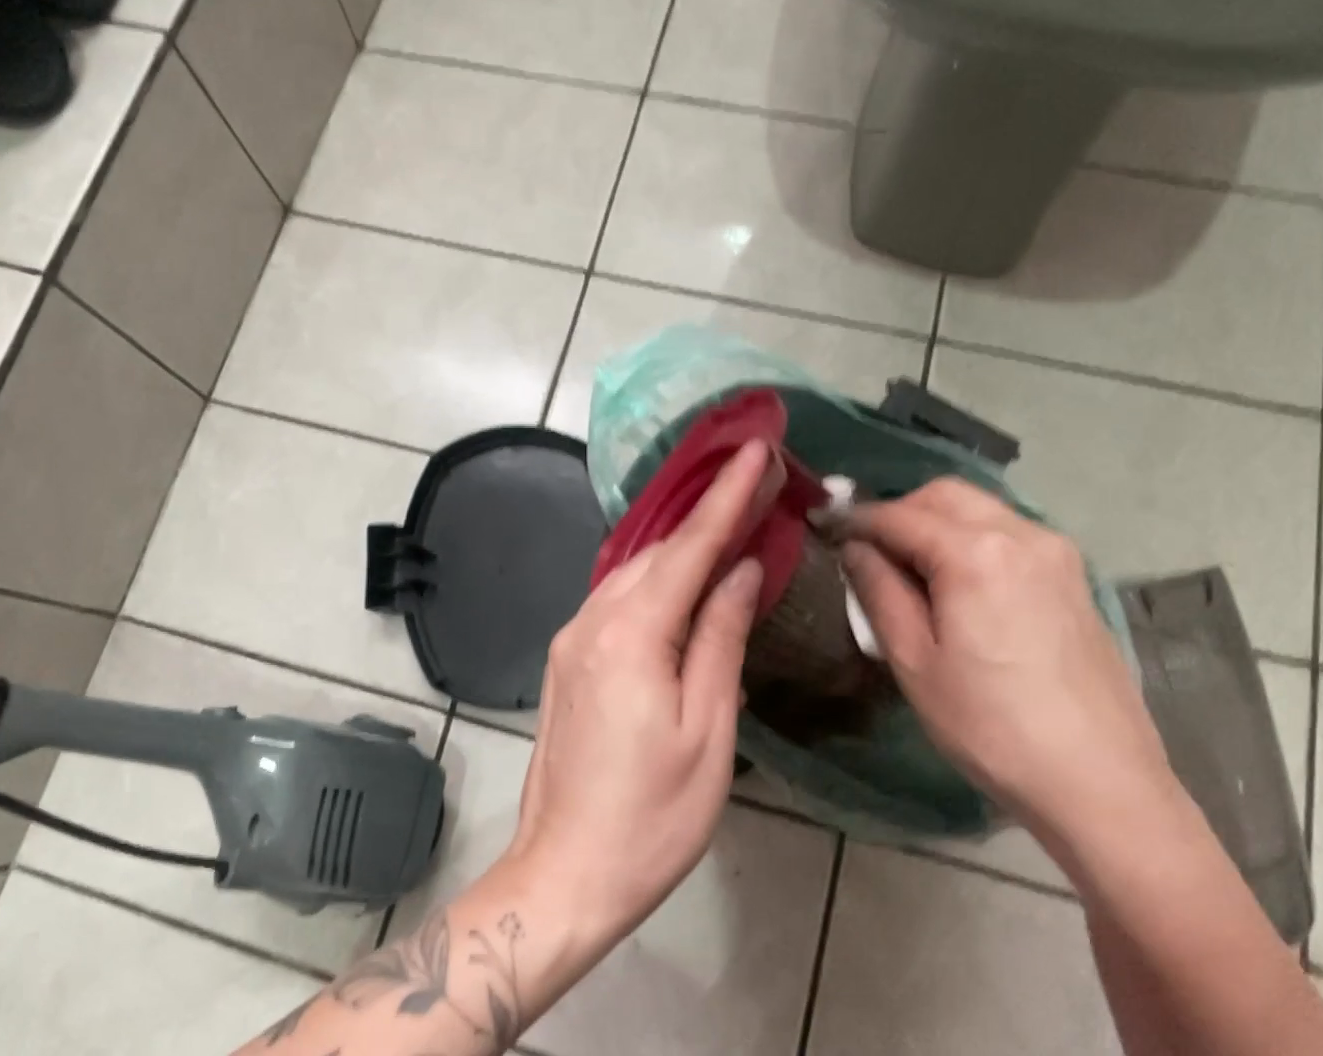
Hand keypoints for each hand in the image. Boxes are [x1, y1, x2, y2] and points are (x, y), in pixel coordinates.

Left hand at [503, 441, 775, 938]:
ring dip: (679, 548)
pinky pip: (616, 603)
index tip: (756, 449)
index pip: (689, 548)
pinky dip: (654, 582)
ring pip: (632, 575)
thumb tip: (740, 571)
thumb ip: (720, 638)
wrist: (567, 871)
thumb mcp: (707, 729)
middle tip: (755, 486)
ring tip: (728, 525)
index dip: (728, 497)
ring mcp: (570, 642)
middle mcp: (590, 623)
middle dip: (706, 516)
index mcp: (630, 635)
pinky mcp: (566, 663)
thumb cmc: (653, 816)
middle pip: (655, 553)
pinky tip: (682, 582)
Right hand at [838, 477, 1178, 840]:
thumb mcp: (915, 662)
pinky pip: (1010, 533)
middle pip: (946, 495)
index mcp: (977, 553)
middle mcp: (1022, 534)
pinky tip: (957, 583)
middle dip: (899, 511)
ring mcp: (1057, 553)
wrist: (1097, 780)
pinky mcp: (1075, 577)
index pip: (899, 516)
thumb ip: (879, 592)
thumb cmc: (990, 726)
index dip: (855, 520)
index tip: (824, 529)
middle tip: (866, 550)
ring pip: (982, 509)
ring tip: (907, 568)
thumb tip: (855, 549)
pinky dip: (972, 539)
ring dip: (936, 522)